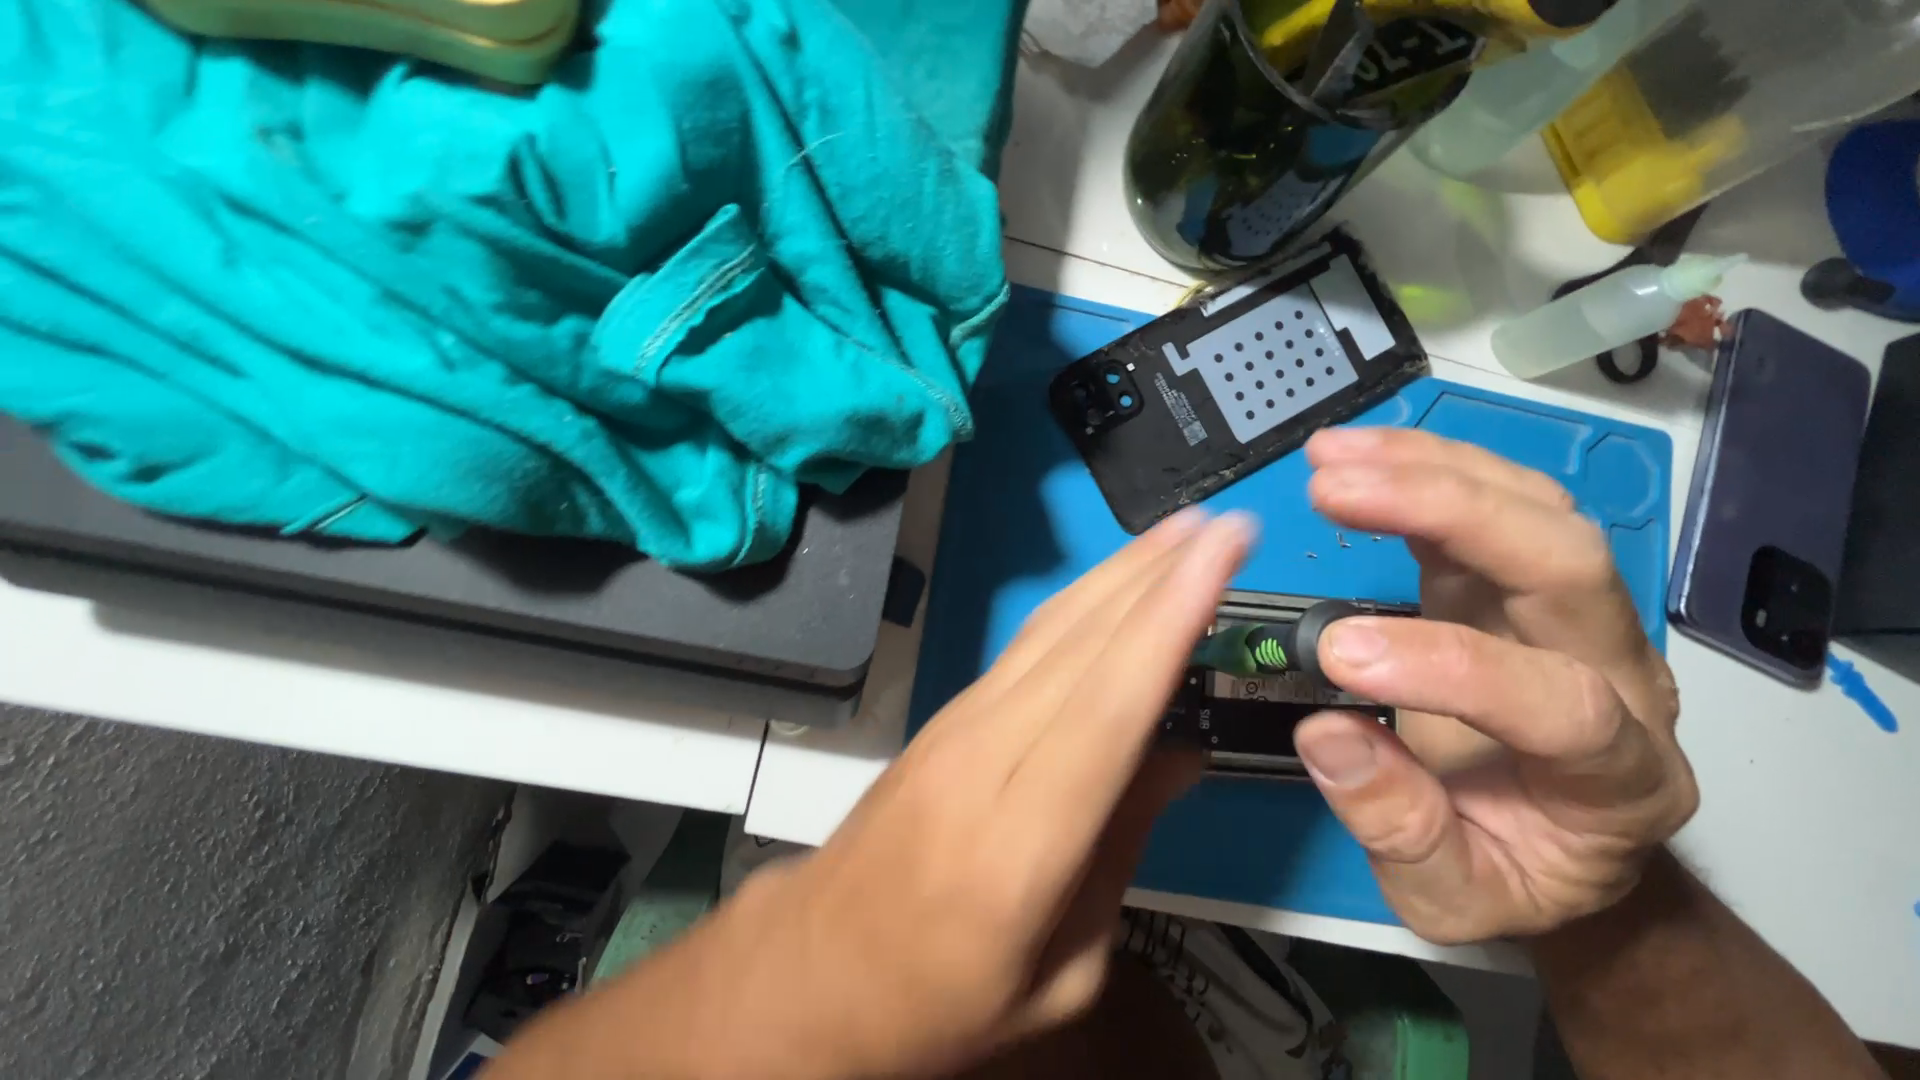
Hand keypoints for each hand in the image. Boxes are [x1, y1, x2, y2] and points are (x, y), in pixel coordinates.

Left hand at [640, 510, 1254, 1079]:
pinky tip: (1114, 587)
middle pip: (1082, 646)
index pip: (1109, 706)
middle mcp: (987, 756)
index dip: (1168, 621)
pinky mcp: (947, 714)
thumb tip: (1178, 751)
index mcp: (1023, 839)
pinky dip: (1079, 605)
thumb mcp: (1065, 967)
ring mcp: (959, 725)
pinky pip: (1025, 646)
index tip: (1221, 555)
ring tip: (1177, 532)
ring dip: (1118, 573)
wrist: (822, 962)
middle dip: (1157, 574)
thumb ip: (1123, 846)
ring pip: (1050, 631)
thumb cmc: (947, 993)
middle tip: (1223, 525)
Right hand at [1294, 427, 1697, 943]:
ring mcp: (1577, 618)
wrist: (1565, 843)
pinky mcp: (1522, 586)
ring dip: (1432, 468)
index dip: (1451, 669)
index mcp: (1617, 776)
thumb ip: (1396, 826)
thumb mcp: (1450, 897)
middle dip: (1451, 511)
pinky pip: (1499, 503)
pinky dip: (1427, 465)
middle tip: (1333, 490)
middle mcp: (1619, 675)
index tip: (1337, 654)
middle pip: (1568, 564)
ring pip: (1538, 512)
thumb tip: (1325, 734)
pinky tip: (1357, 453)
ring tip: (1331, 457)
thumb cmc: (1510, 871)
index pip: (1560, 701)